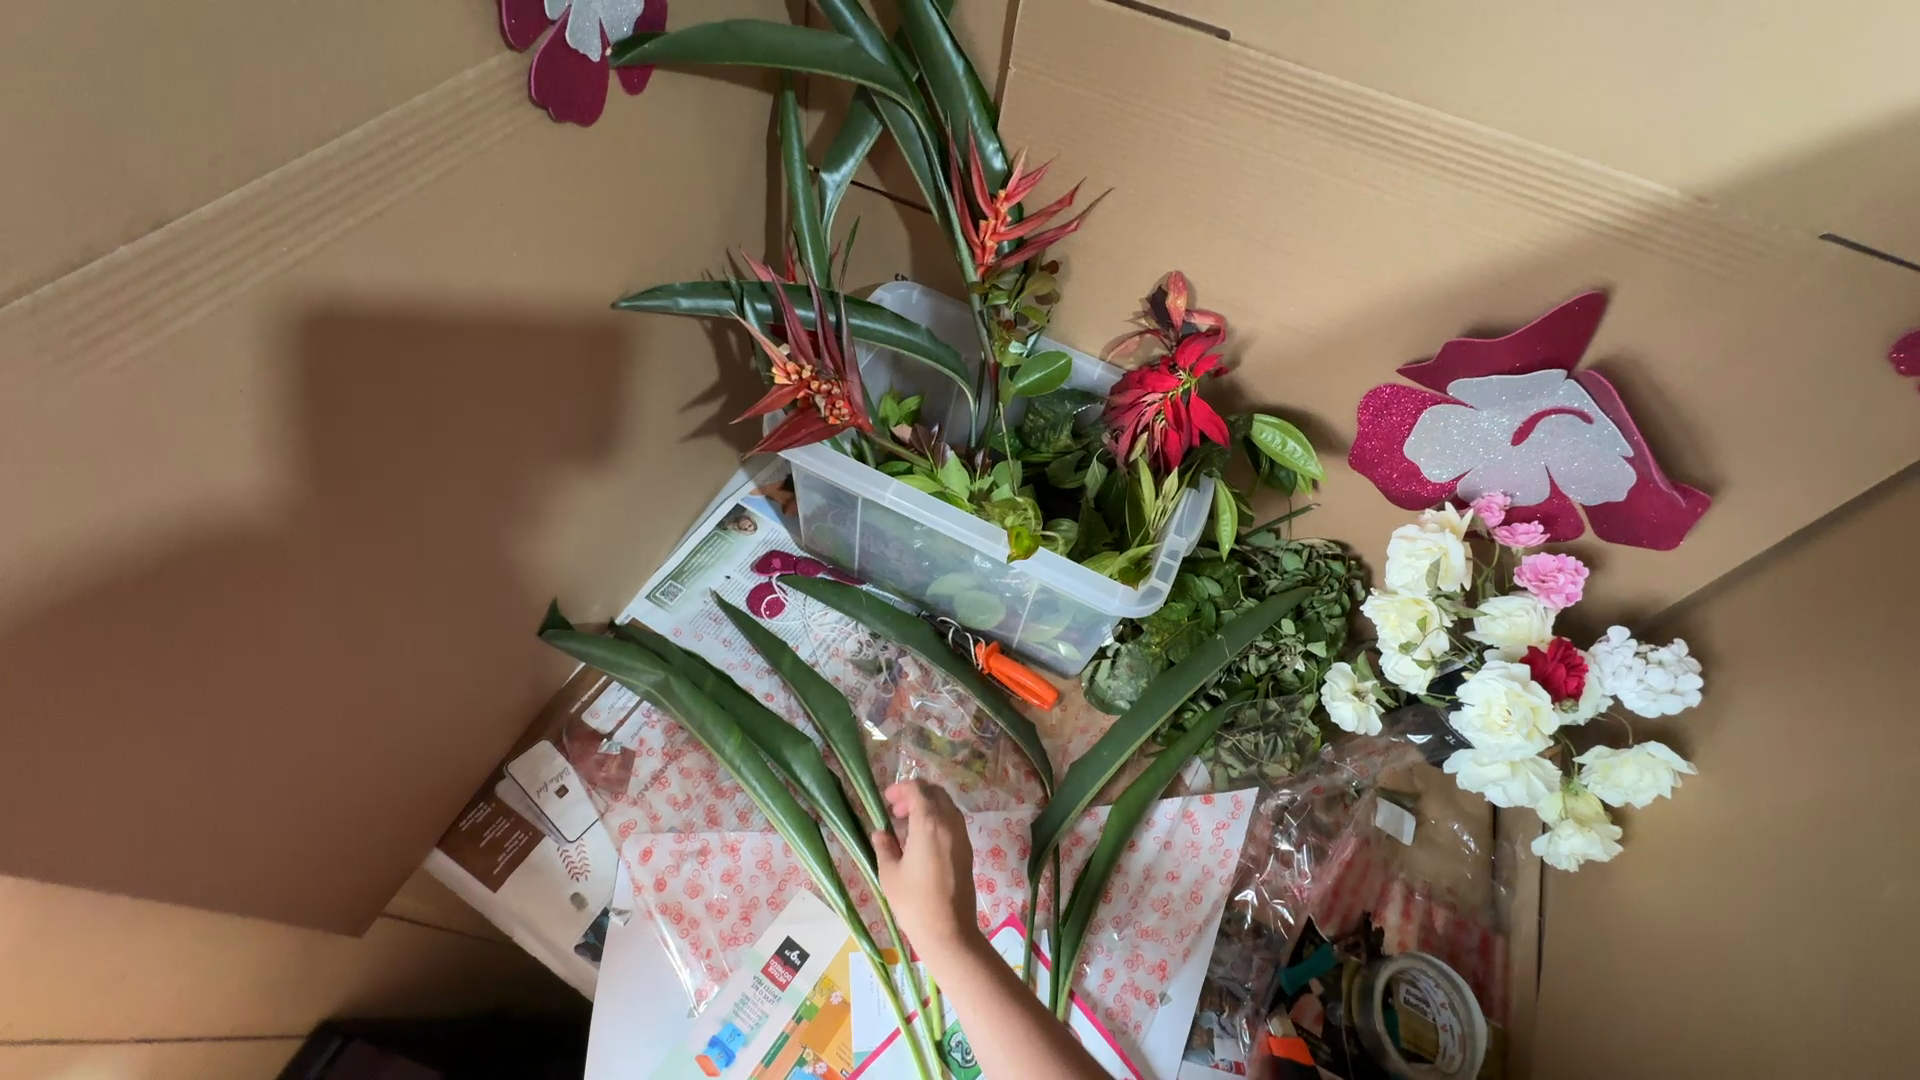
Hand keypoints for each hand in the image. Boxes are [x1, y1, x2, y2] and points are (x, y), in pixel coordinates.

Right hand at [872, 780, 979, 959]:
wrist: (949, 931)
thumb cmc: (914, 902)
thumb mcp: (890, 874)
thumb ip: (884, 847)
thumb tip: (881, 833)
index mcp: (928, 823)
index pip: (918, 789)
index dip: (901, 788)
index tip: (887, 800)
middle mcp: (949, 823)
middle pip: (935, 792)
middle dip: (916, 794)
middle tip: (896, 811)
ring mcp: (962, 836)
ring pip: (947, 806)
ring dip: (928, 806)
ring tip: (908, 825)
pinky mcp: (967, 849)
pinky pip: (953, 821)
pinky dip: (938, 819)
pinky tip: (923, 840)